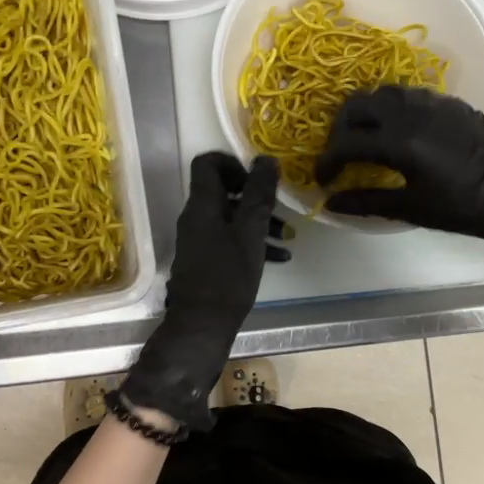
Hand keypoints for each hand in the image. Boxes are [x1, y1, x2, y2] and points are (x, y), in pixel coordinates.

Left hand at [122, 153, 285, 430]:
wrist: (202, 324)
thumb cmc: (228, 276)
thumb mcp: (250, 232)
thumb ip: (258, 195)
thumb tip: (265, 159)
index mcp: (202, 205)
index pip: (208, 163)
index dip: (233, 163)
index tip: (257, 179)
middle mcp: (195, 217)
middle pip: (223, 191)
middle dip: (255, 197)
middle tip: (279, 209)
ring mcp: (198, 239)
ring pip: (230, 217)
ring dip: (259, 222)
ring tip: (287, 237)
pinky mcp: (204, 260)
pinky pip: (229, 239)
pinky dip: (251, 242)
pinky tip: (279, 258)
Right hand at [315, 86, 483, 310]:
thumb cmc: (466, 207)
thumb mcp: (413, 208)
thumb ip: (367, 202)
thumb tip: (332, 202)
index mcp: (398, 141)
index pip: (346, 143)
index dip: (328, 162)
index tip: (323, 179)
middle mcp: (410, 112)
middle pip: (357, 106)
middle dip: (340, 129)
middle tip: (341, 155)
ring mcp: (431, 102)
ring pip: (382, 94)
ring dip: (365, 113)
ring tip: (365, 139)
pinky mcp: (449, 102)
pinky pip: (407, 95)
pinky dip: (390, 109)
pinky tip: (397, 132)